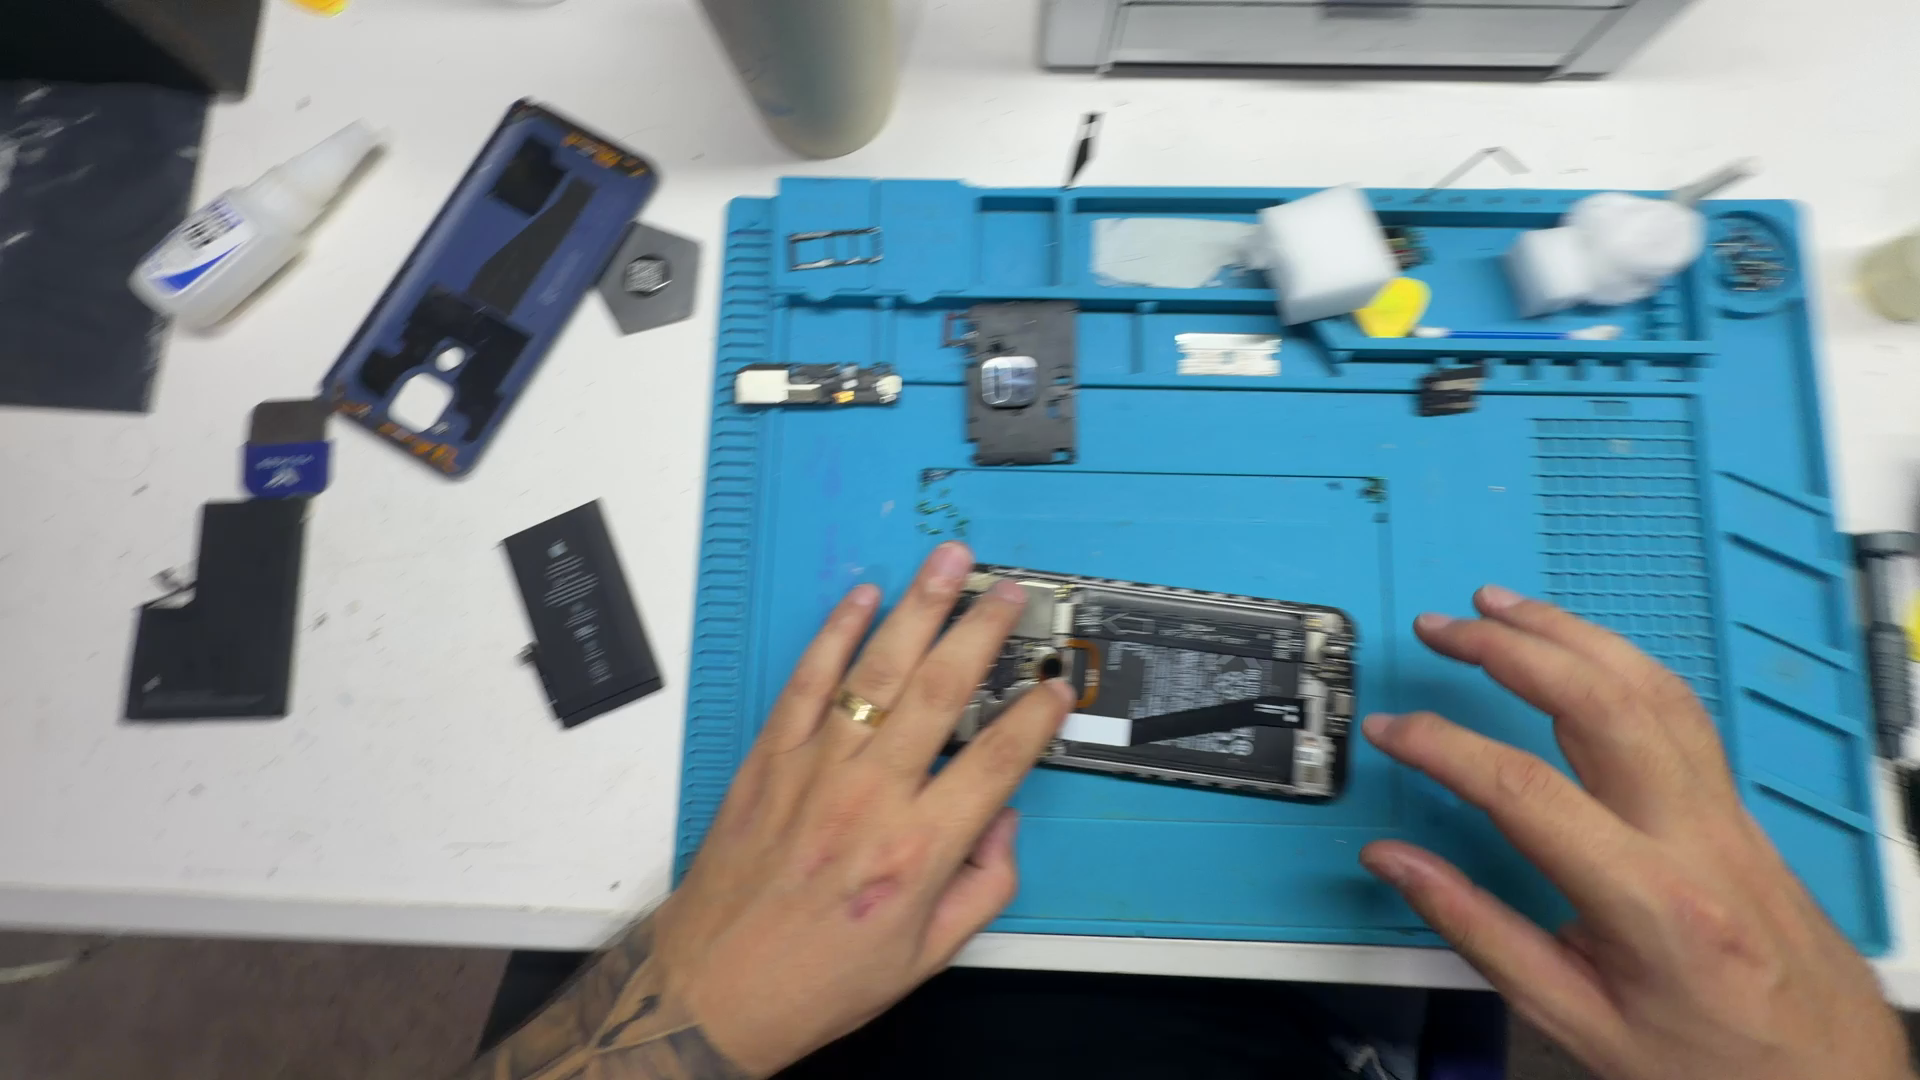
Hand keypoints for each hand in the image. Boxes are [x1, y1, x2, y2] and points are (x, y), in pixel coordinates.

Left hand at [652, 542, 1070, 1075]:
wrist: (713, 991)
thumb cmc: (819, 977)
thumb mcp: (926, 957)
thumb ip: (985, 887)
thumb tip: (1004, 819)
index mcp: (918, 850)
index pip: (997, 762)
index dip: (1035, 718)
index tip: (1055, 686)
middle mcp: (871, 796)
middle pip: (942, 692)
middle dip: (982, 633)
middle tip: (1008, 595)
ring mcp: (817, 766)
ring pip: (879, 670)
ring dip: (920, 610)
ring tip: (949, 566)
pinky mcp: (773, 754)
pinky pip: (808, 680)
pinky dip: (835, 633)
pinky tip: (862, 597)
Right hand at [1360, 587, 1912, 1079]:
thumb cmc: (1702, 1069)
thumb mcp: (1573, 1020)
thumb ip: (1472, 928)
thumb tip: (1387, 857)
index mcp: (1651, 901)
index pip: (1524, 790)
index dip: (1441, 747)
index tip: (1387, 730)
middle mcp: (1698, 839)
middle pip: (1604, 707)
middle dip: (1513, 649)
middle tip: (1443, 627)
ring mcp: (1729, 816)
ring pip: (1652, 691)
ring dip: (1566, 632)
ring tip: (1496, 604)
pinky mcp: (1738, 809)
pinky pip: (1676, 710)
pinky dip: (1613, 658)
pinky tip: (1570, 646)